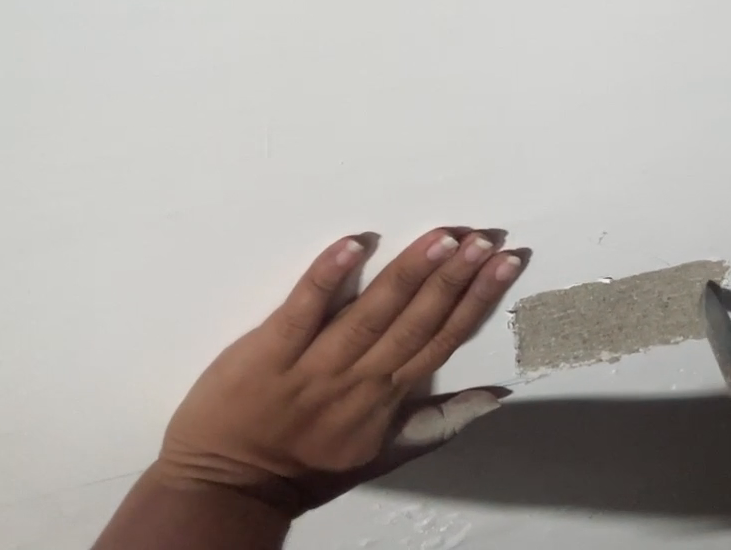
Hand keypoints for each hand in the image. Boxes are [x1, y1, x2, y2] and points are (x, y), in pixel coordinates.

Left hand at [151, 228, 525, 516]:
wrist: (223, 493)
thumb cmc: (307, 469)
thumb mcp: (381, 456)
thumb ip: (437, 422)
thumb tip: (497, 396)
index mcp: (388, 398)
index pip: (444, 339)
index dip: (478, 298)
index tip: (507, 261)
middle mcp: (360, 378)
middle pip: (417, 321)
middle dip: (455, 278)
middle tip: (485, 239)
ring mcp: (313, 365)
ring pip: (372, 313)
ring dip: (410, 273)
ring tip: (443, 237)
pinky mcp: (268, 352)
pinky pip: (303, 309)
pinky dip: (328, 277)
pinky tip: (356, 243)